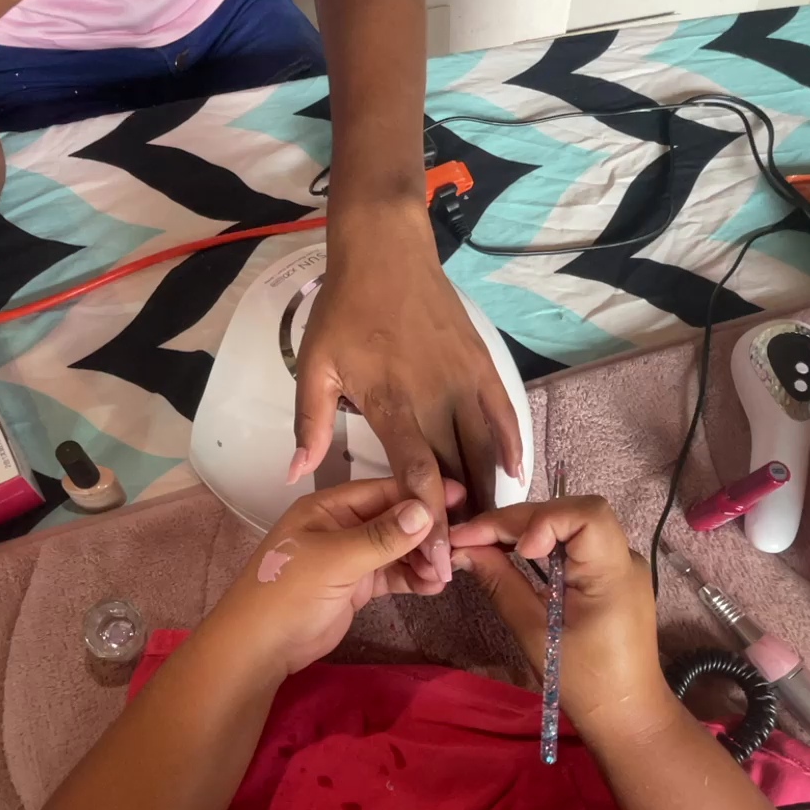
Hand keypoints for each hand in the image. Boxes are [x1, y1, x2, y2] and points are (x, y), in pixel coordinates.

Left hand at [203, 478, 462, 676]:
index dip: (420, 495)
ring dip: (421, 559)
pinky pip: (391, 575)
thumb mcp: (335, 560)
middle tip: (457, 546)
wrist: (259, 648)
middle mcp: (341, 525)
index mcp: (328, 507)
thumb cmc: (288, 593)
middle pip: (394, 519)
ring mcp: (349, 556)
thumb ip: (381, 536)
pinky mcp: (356, 585)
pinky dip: (412, 579)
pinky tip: (433, 587)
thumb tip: (425, 510)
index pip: (382, 491)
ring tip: (446, 573)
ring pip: (396, 548)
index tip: (460, 499)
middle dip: (425, 532)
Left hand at [290, 207, 524, 585]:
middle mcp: (434, 398)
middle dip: (464, 520)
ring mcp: (464, 380)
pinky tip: (512, 473)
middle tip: (468, 558)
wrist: (385, 251)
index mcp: (390, 404)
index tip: (436, 557)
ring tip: (492, 528)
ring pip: (485, 448)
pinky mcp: (481, 365)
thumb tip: (296, 473)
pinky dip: (512, 445)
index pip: (416, 473)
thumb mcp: (313, 365)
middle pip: (456, 470)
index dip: (428, 520)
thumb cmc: (344, 311)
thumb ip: (308, 422)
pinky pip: (504, 413)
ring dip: (489, 490)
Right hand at [449, 496, 679, 741]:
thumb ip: (500, 583)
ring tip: (483, 542)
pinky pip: (573, 542)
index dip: (544, 520)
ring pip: (569, 522)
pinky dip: (540, 541)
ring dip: (525, 527)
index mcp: (613, 573)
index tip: (516, 549)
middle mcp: (622, 558)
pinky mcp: (608, 573)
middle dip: (517, 520)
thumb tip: (462, 549)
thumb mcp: (534, 632)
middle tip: (470, 538)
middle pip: (570, 512)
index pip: (586, 514)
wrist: (624, 713)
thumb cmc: (582, 681)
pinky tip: (511, 553)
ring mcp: (618, 563)